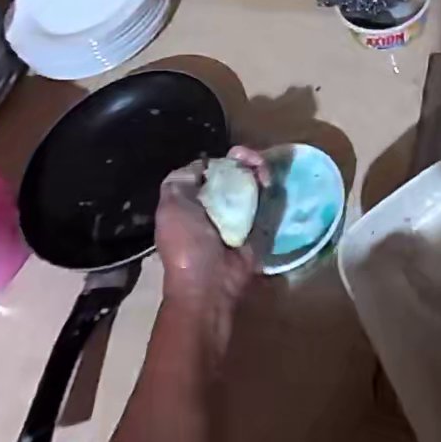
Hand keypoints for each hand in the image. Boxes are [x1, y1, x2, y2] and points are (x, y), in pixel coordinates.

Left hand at [156, 146, 266, 312]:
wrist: (210, 283)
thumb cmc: (187, 244)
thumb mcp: (171, 206)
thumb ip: (182, 179)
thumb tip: (205, 163)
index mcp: (194, 196)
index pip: (213, 165)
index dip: (224, 158)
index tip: (234, 158)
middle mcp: (218, 201)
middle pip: (237, 168)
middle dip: (247, 160)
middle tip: (255, 164)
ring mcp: (241, 211)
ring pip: (254, 179)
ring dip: (260, 170)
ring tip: (264, 175)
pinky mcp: (260, 222)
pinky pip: (267, 197)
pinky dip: (270, 187)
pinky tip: (269, 184)